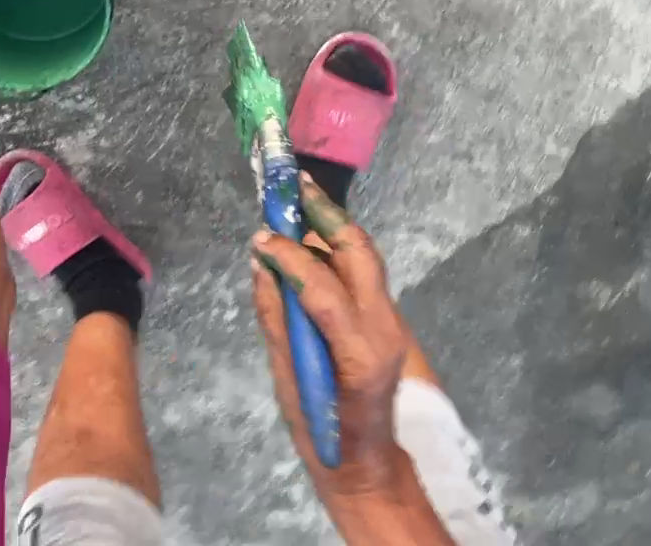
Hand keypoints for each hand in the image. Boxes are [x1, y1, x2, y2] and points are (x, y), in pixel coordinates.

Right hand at [250, 176, 451, 543]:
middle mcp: (384, 327)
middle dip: (327, 213)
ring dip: (331, 225)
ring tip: (297, 201)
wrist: (368, 464)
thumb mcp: (286, 380)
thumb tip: (261, 264)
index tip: (259, 238)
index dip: (288, 256)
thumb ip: (276, 317)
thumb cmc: (321, 433)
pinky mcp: (386, 319)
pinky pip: (360, 272)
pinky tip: (308, 240)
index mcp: (359, 350)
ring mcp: (391, 321)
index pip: (323, 286)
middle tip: (294, 185)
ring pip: (364, 256)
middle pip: (359, 252)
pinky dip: (334, 249)